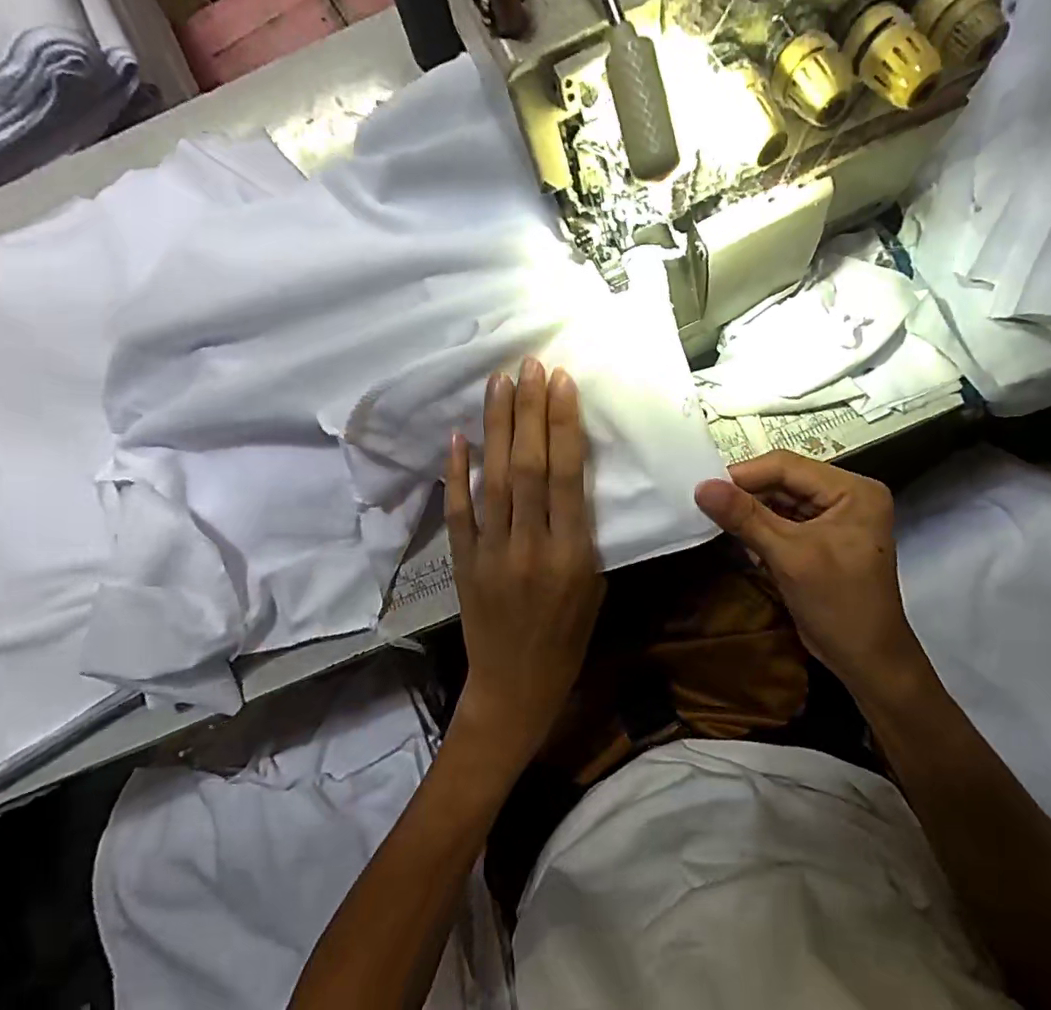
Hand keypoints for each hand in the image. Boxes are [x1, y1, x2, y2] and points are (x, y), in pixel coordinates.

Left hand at [445, 358, 604, 764]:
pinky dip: (456, 473)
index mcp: (572, 554)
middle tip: (529, 366)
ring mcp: (490, 554)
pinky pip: (457, 512)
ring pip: (495, 479)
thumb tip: (571, 480)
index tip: (562, 383)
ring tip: (499, 383)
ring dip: (497, 428)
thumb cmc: (567, 638)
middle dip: (529, 411)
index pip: (567, 476)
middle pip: (529, 466)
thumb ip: (583, 533)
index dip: (563, 425)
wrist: (515, 684)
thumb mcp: (594, 586)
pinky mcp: (462, 562)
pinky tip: (457, 437)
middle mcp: (530, 546)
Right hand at [694, 451, 918, 686]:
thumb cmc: (837, 604)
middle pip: (785, 482)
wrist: (866, 660)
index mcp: (853, 490)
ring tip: (717, 521)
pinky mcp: (823, 539)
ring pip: (781, 502)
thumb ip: (744, 517)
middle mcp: (848, 496)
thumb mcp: (788, 556)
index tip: (704, 486)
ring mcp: (836, 518)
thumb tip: (701, 487)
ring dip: (752, 514)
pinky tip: (742, 542)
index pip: (788, 466)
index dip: (744, 474)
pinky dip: (762, 531)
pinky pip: (786, 523)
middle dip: (747, 495)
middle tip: (706, 504)